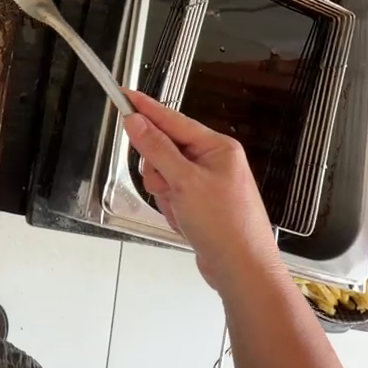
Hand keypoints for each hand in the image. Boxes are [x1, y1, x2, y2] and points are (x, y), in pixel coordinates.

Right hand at [123, 89, 282, 294]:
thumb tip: (135, 121)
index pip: (173, 120)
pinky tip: (184, 221)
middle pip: (165, 148)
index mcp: (217, 147)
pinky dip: (172, 206)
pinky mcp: (201, 203)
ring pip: (165, 173)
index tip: (124, 94)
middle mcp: (213, 161)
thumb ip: (156, 149)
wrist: (243, 272)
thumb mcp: (184, 182)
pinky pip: (172, 193)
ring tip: (180, 210)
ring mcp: (207, 183)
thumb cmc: (223, 225)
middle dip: (159, 170)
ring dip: (164, 192)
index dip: (146, 109)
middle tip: (167, 187)